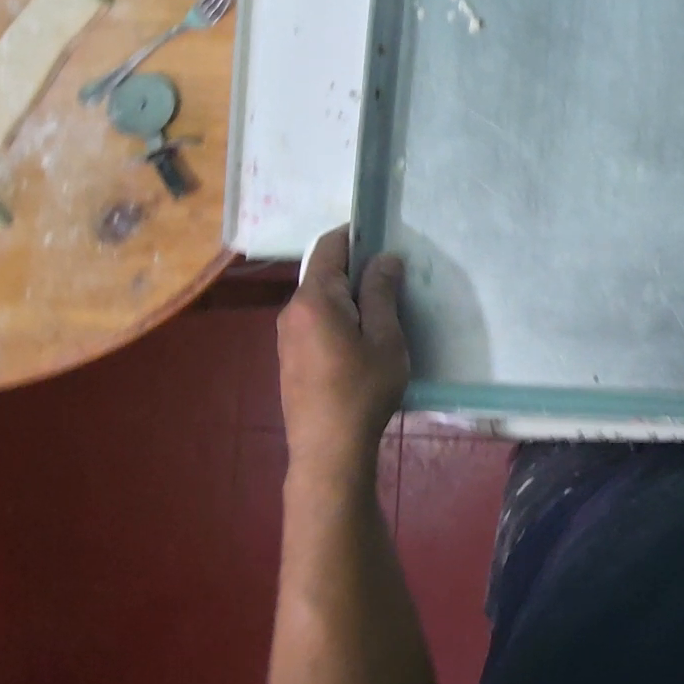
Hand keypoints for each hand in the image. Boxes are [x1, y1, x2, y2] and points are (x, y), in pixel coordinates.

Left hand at [277, 227, 408, 480]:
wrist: (329, 448)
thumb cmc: (363, 389)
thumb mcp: (385, 338)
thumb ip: (382, 293)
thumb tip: (384, 259)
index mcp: (314, 299)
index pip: (330, 248)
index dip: (355, 235)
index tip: (384, 237)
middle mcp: (292, 311)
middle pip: (324, 274)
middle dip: (358, 270)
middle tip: (396, 280)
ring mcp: (287, 337)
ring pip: (321, 301)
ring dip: (350, 298)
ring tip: (385, 313)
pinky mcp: (291, 359)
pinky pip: (316, 323)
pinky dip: (340, 318)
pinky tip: (364, 341)